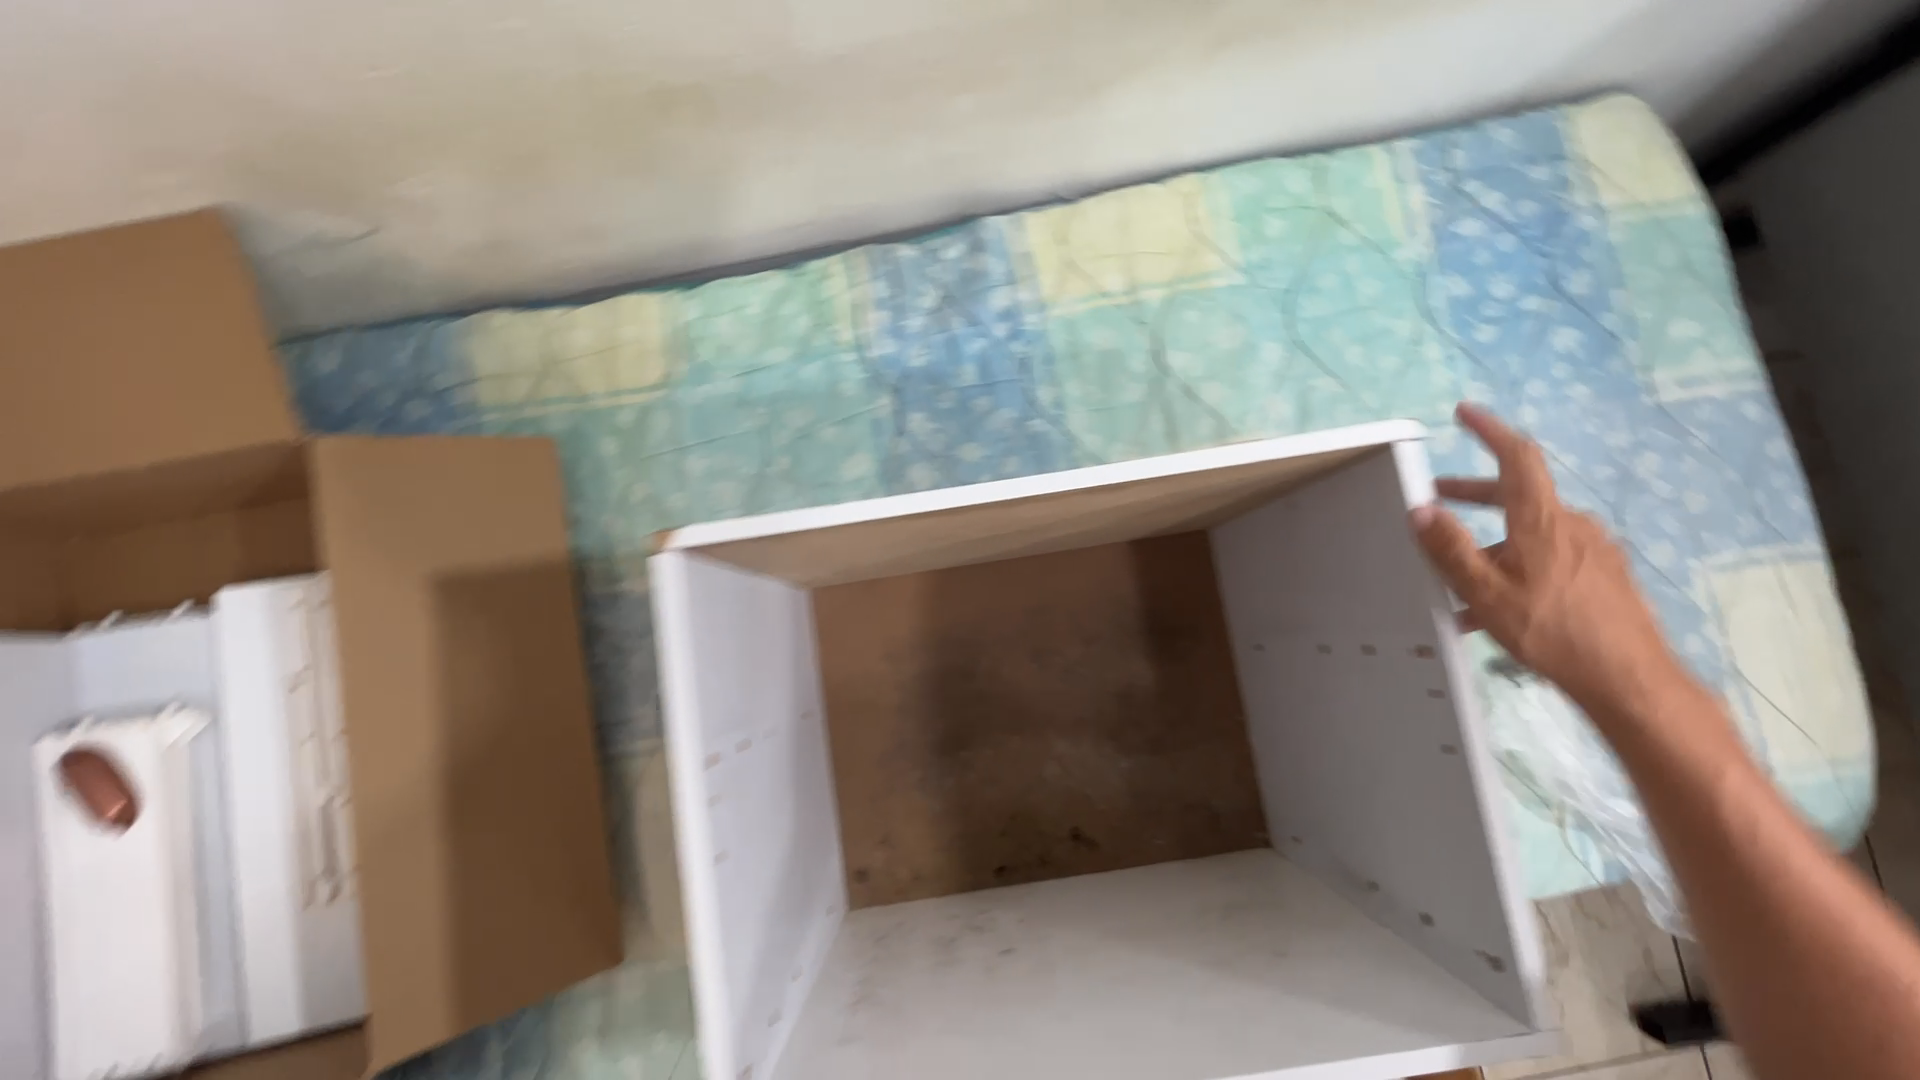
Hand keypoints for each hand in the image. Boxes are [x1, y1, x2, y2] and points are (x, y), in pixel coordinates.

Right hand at [1410, 403, 1686, 720]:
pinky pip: (1549, 558)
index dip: (1490, 430)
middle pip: (1518, 495)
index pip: (1517, 457)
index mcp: (1541, 521)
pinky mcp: (1604, 575)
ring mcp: (1593, 550)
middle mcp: (1571, 525)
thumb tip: (1422, 509)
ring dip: (1491, 543)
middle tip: (1439, 499)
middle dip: (1474, 494)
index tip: (1465, 413)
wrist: (1629, 679)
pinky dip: (1516, 566)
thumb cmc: (1552, 631)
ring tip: (1457, 579)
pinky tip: (1495, 607)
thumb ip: (1452, 549)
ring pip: (1530, 533)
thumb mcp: (1487, 592)